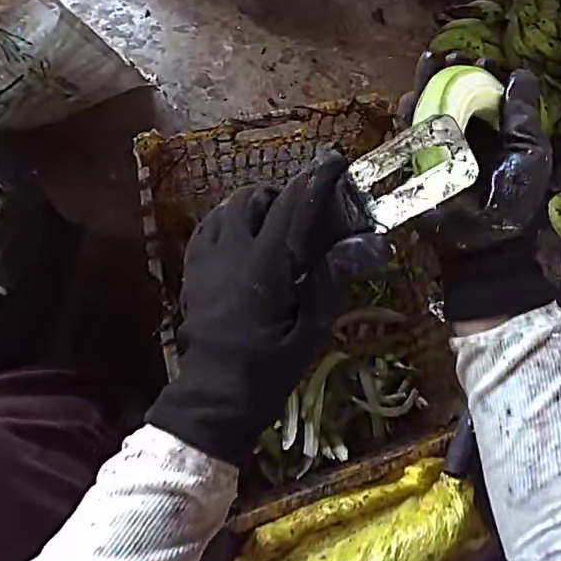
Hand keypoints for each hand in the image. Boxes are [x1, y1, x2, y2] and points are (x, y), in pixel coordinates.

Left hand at [147, 152, 389, 465]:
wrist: (212, 400)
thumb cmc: (267, 370)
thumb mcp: (310, 332)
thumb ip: (331, 281)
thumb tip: (368, 242)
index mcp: (263, 268)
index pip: (291, 207)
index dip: (315, 180)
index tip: (335, 160)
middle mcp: (230, 254)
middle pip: (255, 198)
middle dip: (284, 193)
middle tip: (308, 210)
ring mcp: (205, 261)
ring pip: (227, 208)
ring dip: (256, 204)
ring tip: (277, 221)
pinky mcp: (192, 271)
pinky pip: (208, 228)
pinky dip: (230, 220)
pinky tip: (245, 236)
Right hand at [398, 55, 555, 322]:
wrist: (486, 243)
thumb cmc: (516, 198)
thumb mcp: (530, 151)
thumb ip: (524, 114)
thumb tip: (521, 73)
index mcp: (499, 133)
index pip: (488, 95)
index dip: (484, 73)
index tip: (482, 58)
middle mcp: (470, 137)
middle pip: (455, 96)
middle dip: (451, 72)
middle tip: (451, 55)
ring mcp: (443, 150)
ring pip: (429, 109)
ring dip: (427, 85)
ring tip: (429, 62)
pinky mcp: (420, 165)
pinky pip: (409, 136)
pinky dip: (405, 115)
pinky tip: (407, 97)